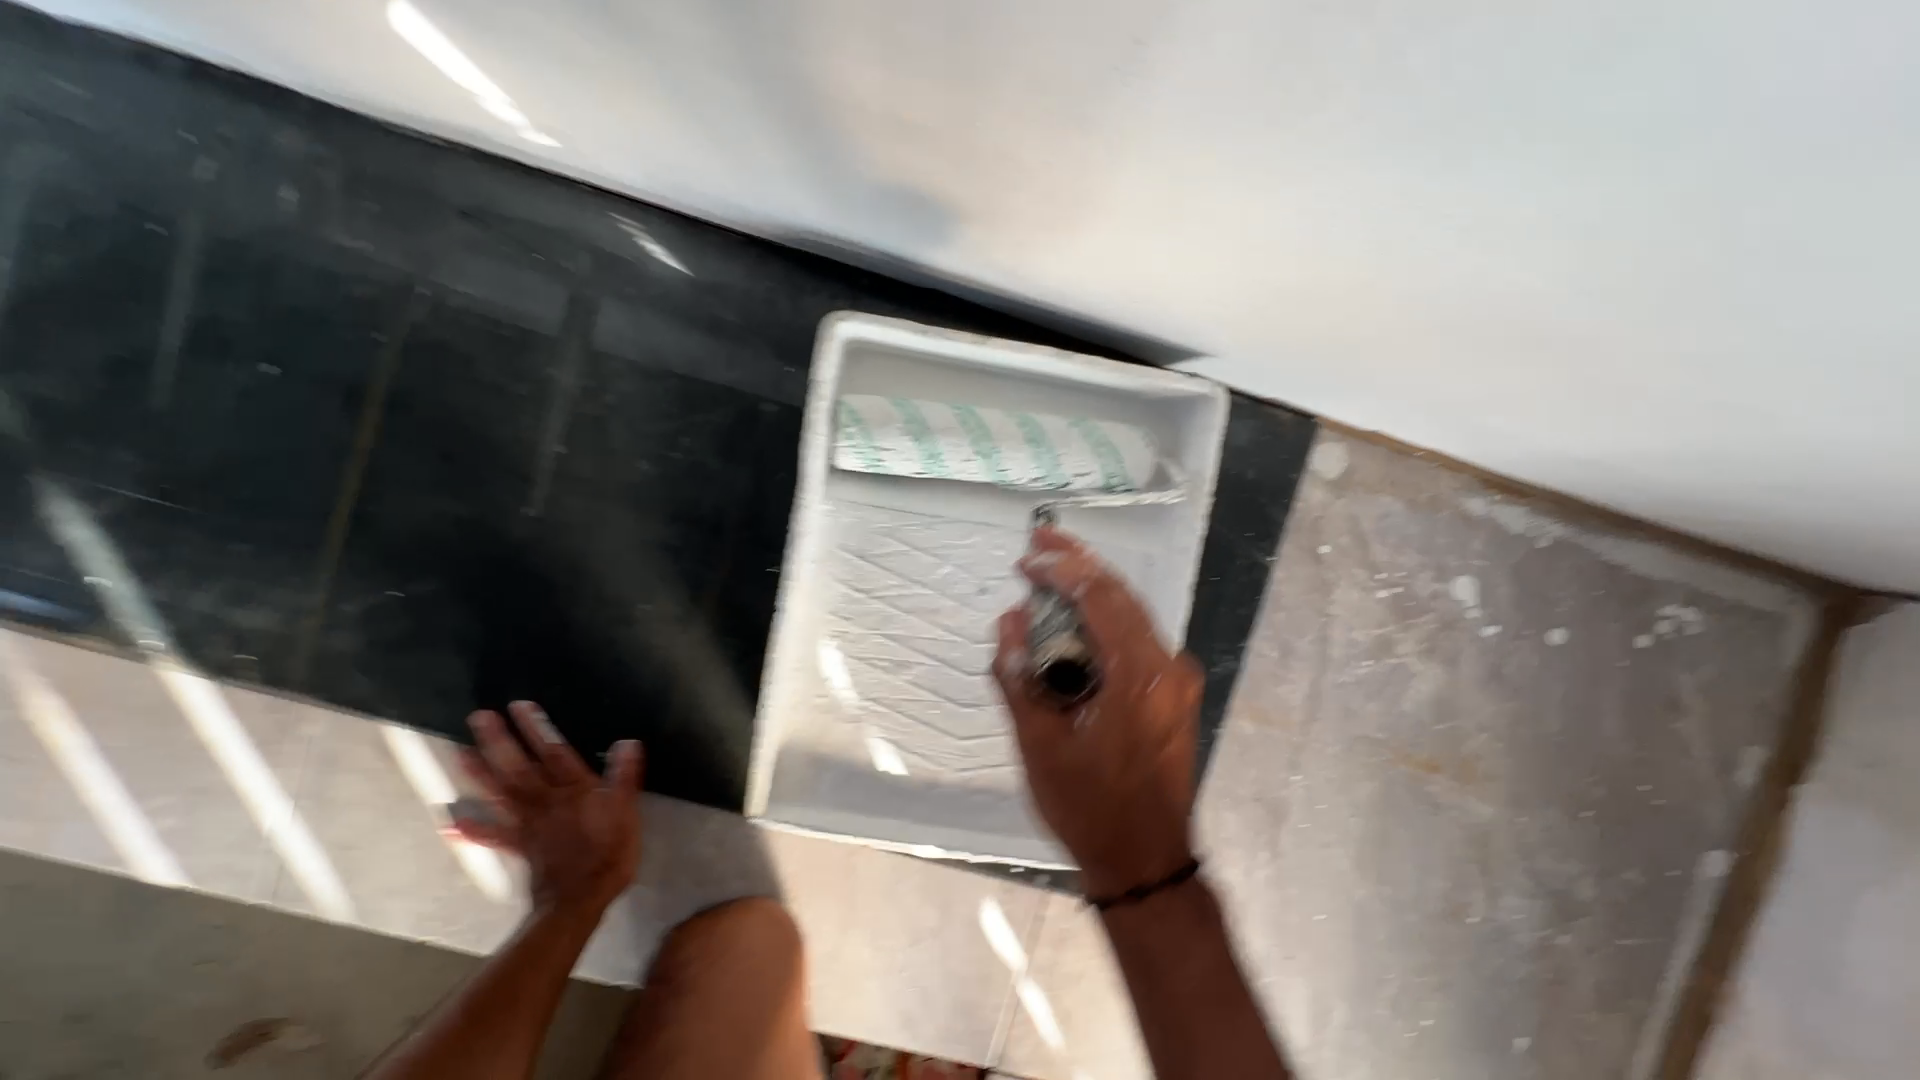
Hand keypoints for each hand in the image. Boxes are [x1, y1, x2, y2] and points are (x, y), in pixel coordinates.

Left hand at [451, 700, 643, 915]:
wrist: (581, 899)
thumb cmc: (610, 853)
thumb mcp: (628, 812)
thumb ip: (625, 777)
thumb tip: (628, 742)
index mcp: (575, 789)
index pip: (555, 752)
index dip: (538, 728)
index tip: (518, 706)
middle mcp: (547, 800)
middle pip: (520, 766)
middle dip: (499, 741)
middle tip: (478, 717)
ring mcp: (529, 823)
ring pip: (502, 793)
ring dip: (480, 773)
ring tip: (460, 752)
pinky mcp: (519, 846)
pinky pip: (494, 836)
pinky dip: (473, 829)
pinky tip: (451, 823)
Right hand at [993, 527, 1203, 898]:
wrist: (1144, 860)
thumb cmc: (1086, 806)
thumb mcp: (1038, 741)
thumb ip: (1018, 674)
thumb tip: (1010, 621)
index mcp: (1141, 676)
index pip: (1101, 598)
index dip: (1062, 569)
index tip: (1027, 557)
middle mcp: (1170, 668)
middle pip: (1122, 597)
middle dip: (1078, 566)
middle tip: (1038, 543)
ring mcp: (1179, 682)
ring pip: (1132, 617)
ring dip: (1090, 594)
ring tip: (1050, 575)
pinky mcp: (1176, 696)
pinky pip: (1138, 643)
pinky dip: (1104, 625)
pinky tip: (1074, 622)